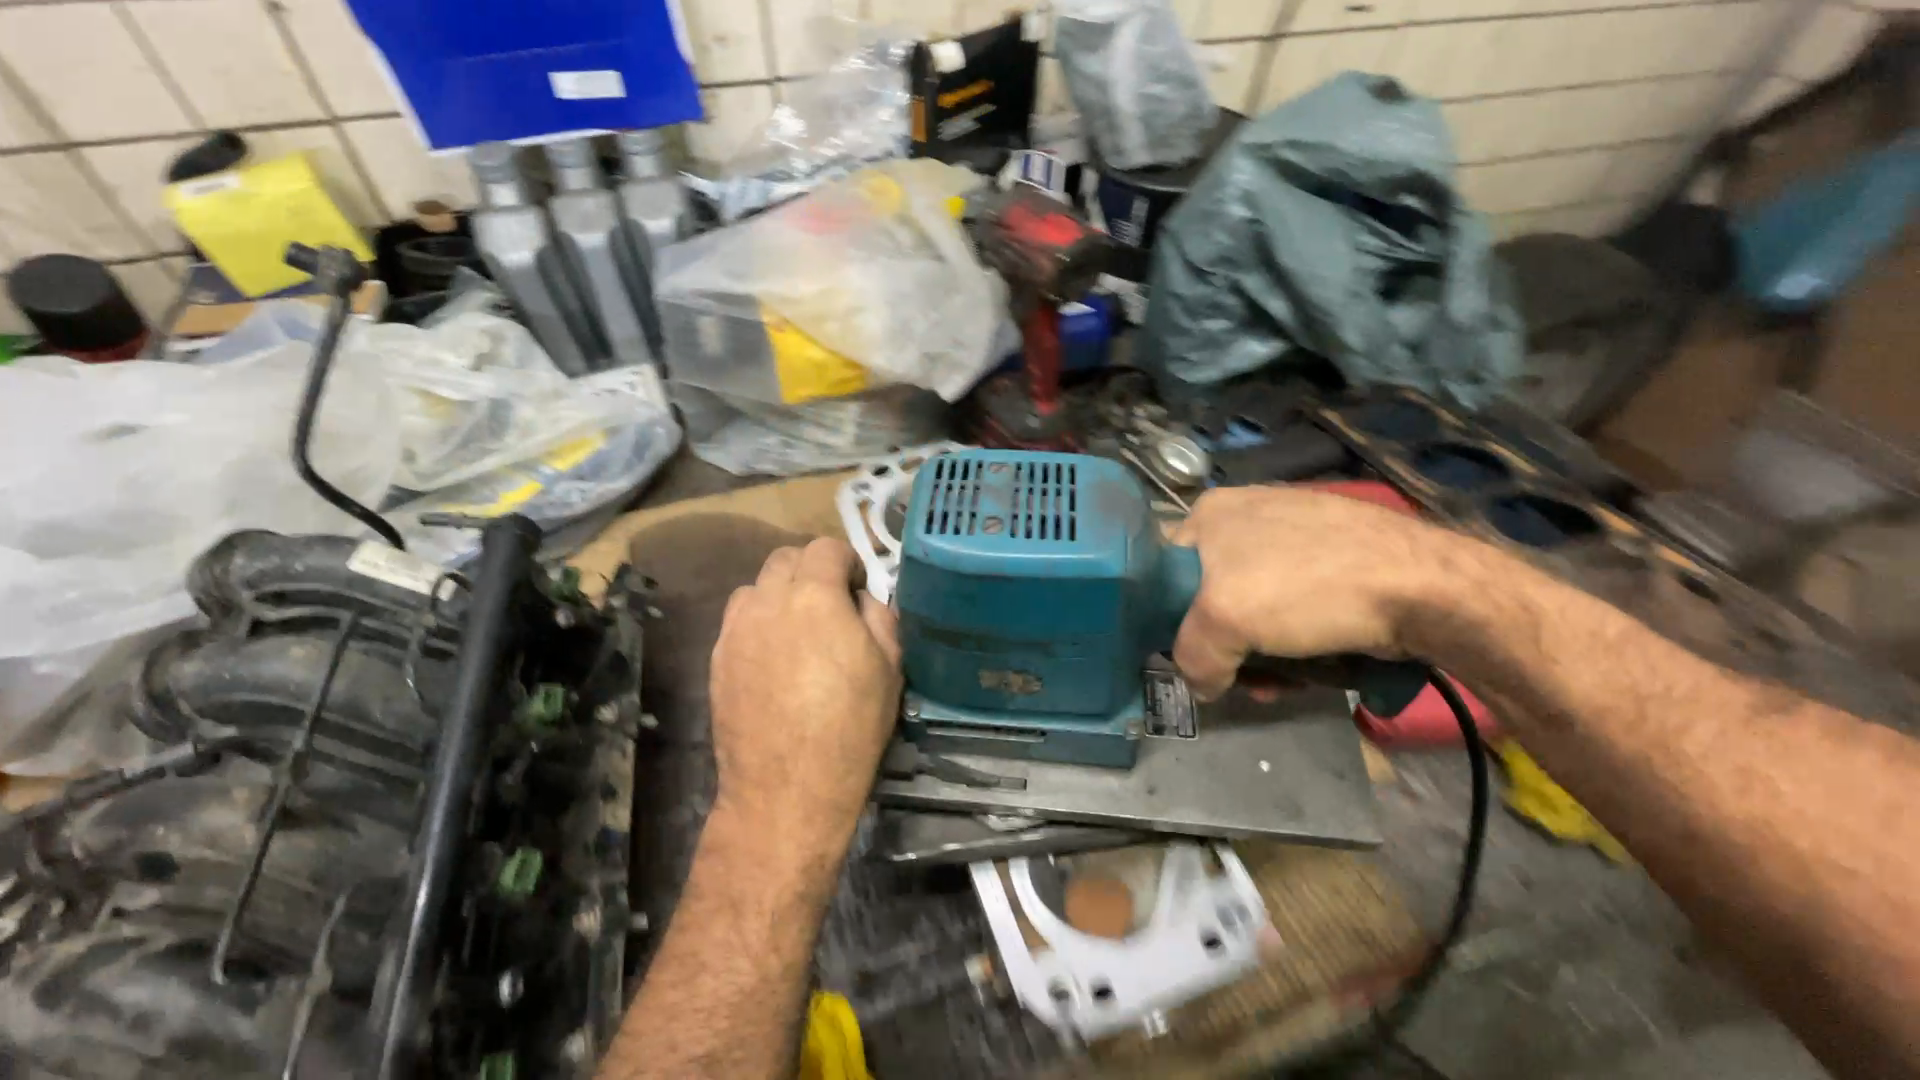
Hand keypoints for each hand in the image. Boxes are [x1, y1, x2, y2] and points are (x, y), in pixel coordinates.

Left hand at [708, 537, 902, 855]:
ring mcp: (736, 629)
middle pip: (785, 558)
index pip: (826, 547)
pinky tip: (773, 659)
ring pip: (756, 587)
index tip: (857, 589)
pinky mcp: (717, 658)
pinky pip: (738, 621)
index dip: (847, 562)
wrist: (788, 788)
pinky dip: (758, 624)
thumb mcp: (889, 668)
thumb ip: (879, 617)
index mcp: (816, 596)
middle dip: (811, 570)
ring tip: (797, 630)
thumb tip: (861, 599)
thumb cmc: (851, 727)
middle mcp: (769, 601)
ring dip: (779, 595)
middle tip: (830, 605)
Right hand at [1171, 486, 1461, 699]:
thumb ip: (1192, 656)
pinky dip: (1293, 642)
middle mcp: (1245, 516)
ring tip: (1283, 682)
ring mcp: (1293, 536)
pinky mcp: (1331, 560)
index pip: (1162, 570)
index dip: (1167, 618)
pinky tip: (1311, 664)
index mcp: (1210, 511)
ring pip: (1252, 608)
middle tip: (1242, 679)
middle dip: (1224, 646)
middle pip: (1208, 595)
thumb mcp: (1222, 619)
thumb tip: (1202, 684)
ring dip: (1260, 654)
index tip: (1189, 657)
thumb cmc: (1304, 586)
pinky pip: (1291, 608)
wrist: (1417, 583)